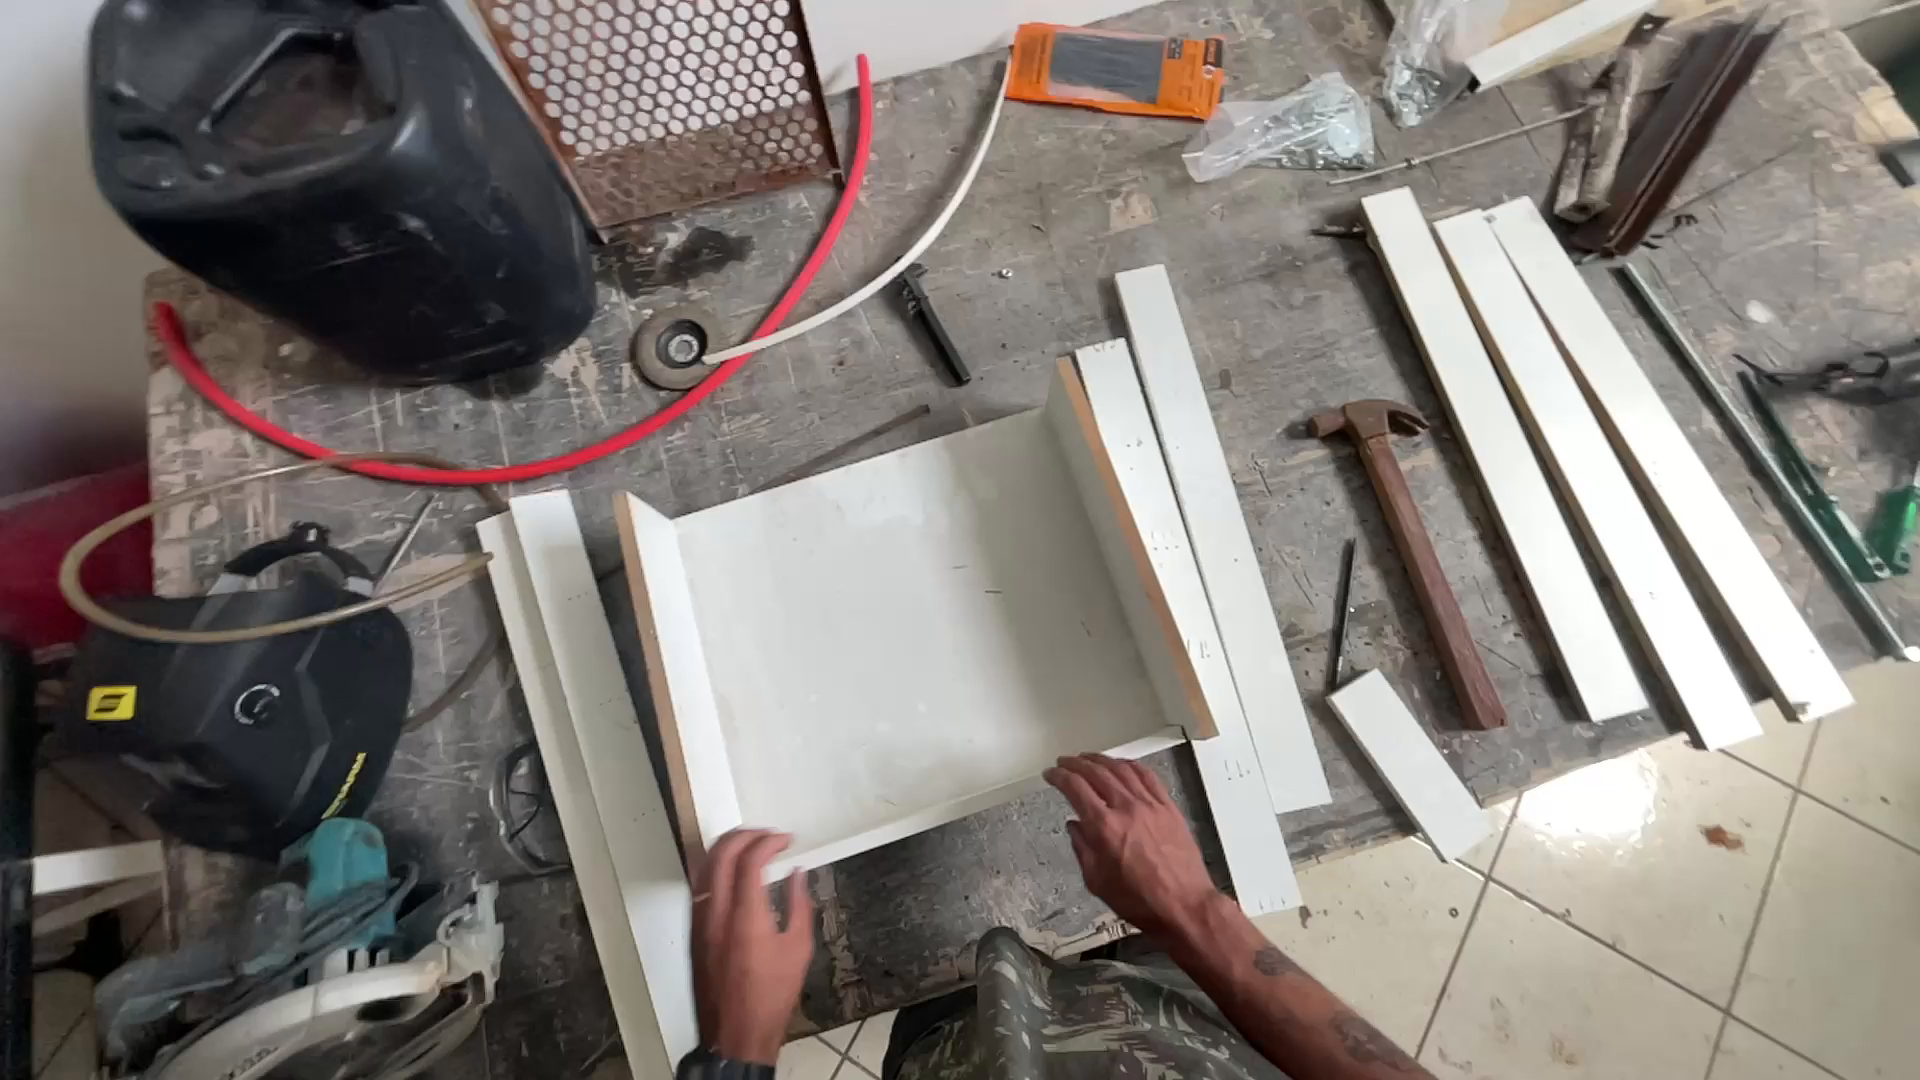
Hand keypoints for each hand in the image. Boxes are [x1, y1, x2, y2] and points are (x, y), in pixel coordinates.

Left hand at [690, 828, 813, 1063]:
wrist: (734, 1036)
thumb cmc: (772, 995)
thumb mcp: (798, 948)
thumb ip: (799, 904)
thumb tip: (798, 873)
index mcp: (745, 916)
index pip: (750, 860)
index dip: (769, 841)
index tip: (787, 840)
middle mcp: (716, 913)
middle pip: (721, 854)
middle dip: (746, 835)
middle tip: (768, 835)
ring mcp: (699, 922)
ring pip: (704, 866)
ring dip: (727, 847)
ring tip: (751, 844)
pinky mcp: (693, 932)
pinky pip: (699, 884)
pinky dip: (715, 865)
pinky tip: (732, 868)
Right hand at [1043, 754, 1221, 939]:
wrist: (1184, 907)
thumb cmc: (1143, 901)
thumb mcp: (1098, 881)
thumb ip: (1082, 849)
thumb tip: (1075, 828)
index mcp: (1105, 828)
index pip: (1075, 788)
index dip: (1059, 776)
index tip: (1051, 774)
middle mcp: (1126, 809)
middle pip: (1095, 772)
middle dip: (1075, 763)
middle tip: (1065, 762)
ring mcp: (1149, 805)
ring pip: (1120, 769)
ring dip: (1100, 759)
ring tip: (1088, 758)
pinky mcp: (1167, 807)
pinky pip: (1147, 775)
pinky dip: (1130, 764)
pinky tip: (1122, 764)